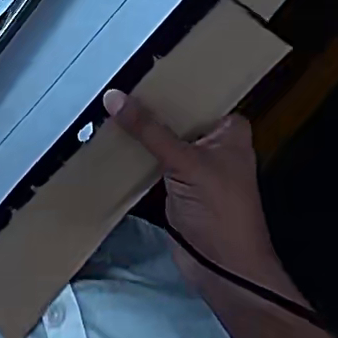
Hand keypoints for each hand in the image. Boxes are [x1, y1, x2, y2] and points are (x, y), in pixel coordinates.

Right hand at [102, 89, 284, 292]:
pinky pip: (150, 156)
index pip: (200, 94)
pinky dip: (133, 149)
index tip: (142, 65)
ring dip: (138, 127)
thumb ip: (148, 129)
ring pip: (161, 135)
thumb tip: (114, 97)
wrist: (223, 272)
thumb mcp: (186, 162)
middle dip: (149, 103)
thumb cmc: (221, 212)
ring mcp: (191, 163)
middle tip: (118, 82)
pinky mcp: (173, 182)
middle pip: (176, 114)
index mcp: (229, 131)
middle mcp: (212, 143)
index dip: (174, 80)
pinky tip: (110, 135)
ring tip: (108, 104)